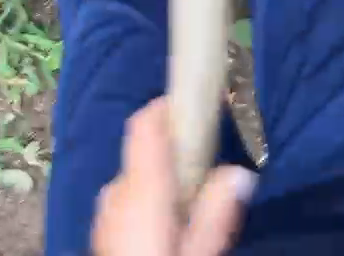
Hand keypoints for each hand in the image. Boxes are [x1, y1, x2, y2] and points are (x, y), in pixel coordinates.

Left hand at [92, 97, 257, 255]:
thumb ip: (216, 213)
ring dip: (162, 179)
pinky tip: (169, 229)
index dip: (167, 105)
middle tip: (210, 167)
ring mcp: (104, 212)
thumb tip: (241, 173)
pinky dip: (148, 200)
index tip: (197, 103)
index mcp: (141, 188)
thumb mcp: (199, 254)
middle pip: (144, 151)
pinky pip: (127, 201)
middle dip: (174, 151)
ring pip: (136, 178)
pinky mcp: (102, 232)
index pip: (144, 123)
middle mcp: (116, 190)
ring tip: (194, 205)